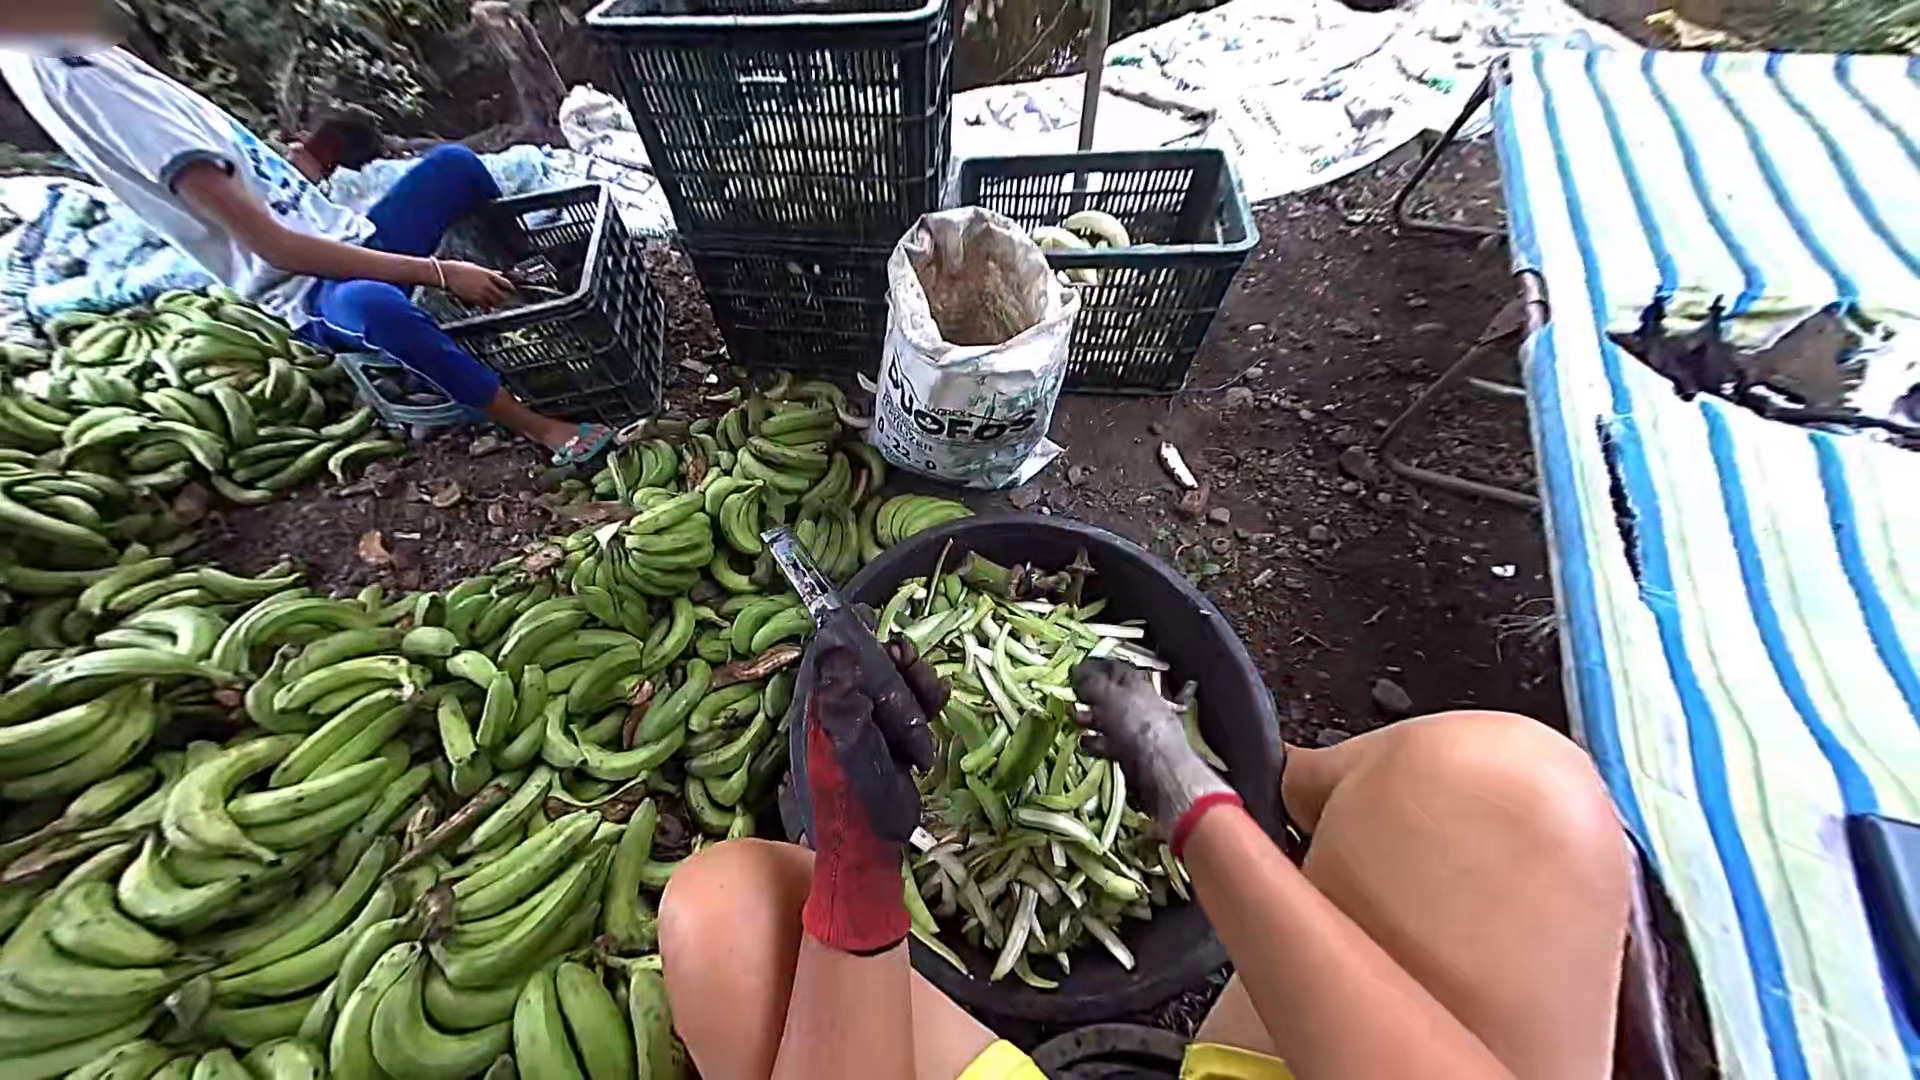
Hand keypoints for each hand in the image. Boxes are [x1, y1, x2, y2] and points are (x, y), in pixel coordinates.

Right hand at [437, 259, 510, 308]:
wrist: (443, 273)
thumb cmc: (458, 268)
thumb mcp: (475, 267)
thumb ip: (489, 273)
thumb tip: (499, 274)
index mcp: (487, 274)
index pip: (506, 283)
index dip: (510, 287)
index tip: (511, 290)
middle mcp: (487, 284)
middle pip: (502, 295)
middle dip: (502, 297)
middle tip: (499, 297)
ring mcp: (482, 292)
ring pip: (496, 302)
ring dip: (495, 303)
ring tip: (492, 301)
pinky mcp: (475, 299)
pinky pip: (487, 306)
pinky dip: (488, 307)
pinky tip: (486, 307)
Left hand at [802, 633, 946, 953]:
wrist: (871, 846)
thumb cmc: (852, 798)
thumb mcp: (845, 746)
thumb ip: (842, 698)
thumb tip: (836, 646)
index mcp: (824, 708)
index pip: (833, 657)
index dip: (848, 633)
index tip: (865, 614)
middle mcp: (846, 711)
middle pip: (871, 666)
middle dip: (892, 659)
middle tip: (904, 652)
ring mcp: (872, 723)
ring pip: (897, 683)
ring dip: (913, 680)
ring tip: (925, 687)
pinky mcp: (895, 736)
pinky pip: (914, 705)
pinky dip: (927, 698)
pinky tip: (935, 698)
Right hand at [1072, 658, 1236, 848]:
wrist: (1158, 768)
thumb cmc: (1135, 723)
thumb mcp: (1109, 695)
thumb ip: (1091, 682)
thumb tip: (1076, 670)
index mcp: (1137, 685)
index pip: (1113, 669)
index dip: (1094, 668)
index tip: (1074, 671)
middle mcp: (1137, 704)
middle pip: (1107, 695)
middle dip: (1087, 696)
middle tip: (1070, 698)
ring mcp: (1134, 729)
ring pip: (1106, 719)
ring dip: (1088, 719)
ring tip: (1074, 720)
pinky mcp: (1130, 752)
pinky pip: (1107, 742)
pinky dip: (1094, 741)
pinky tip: (1083, 742)